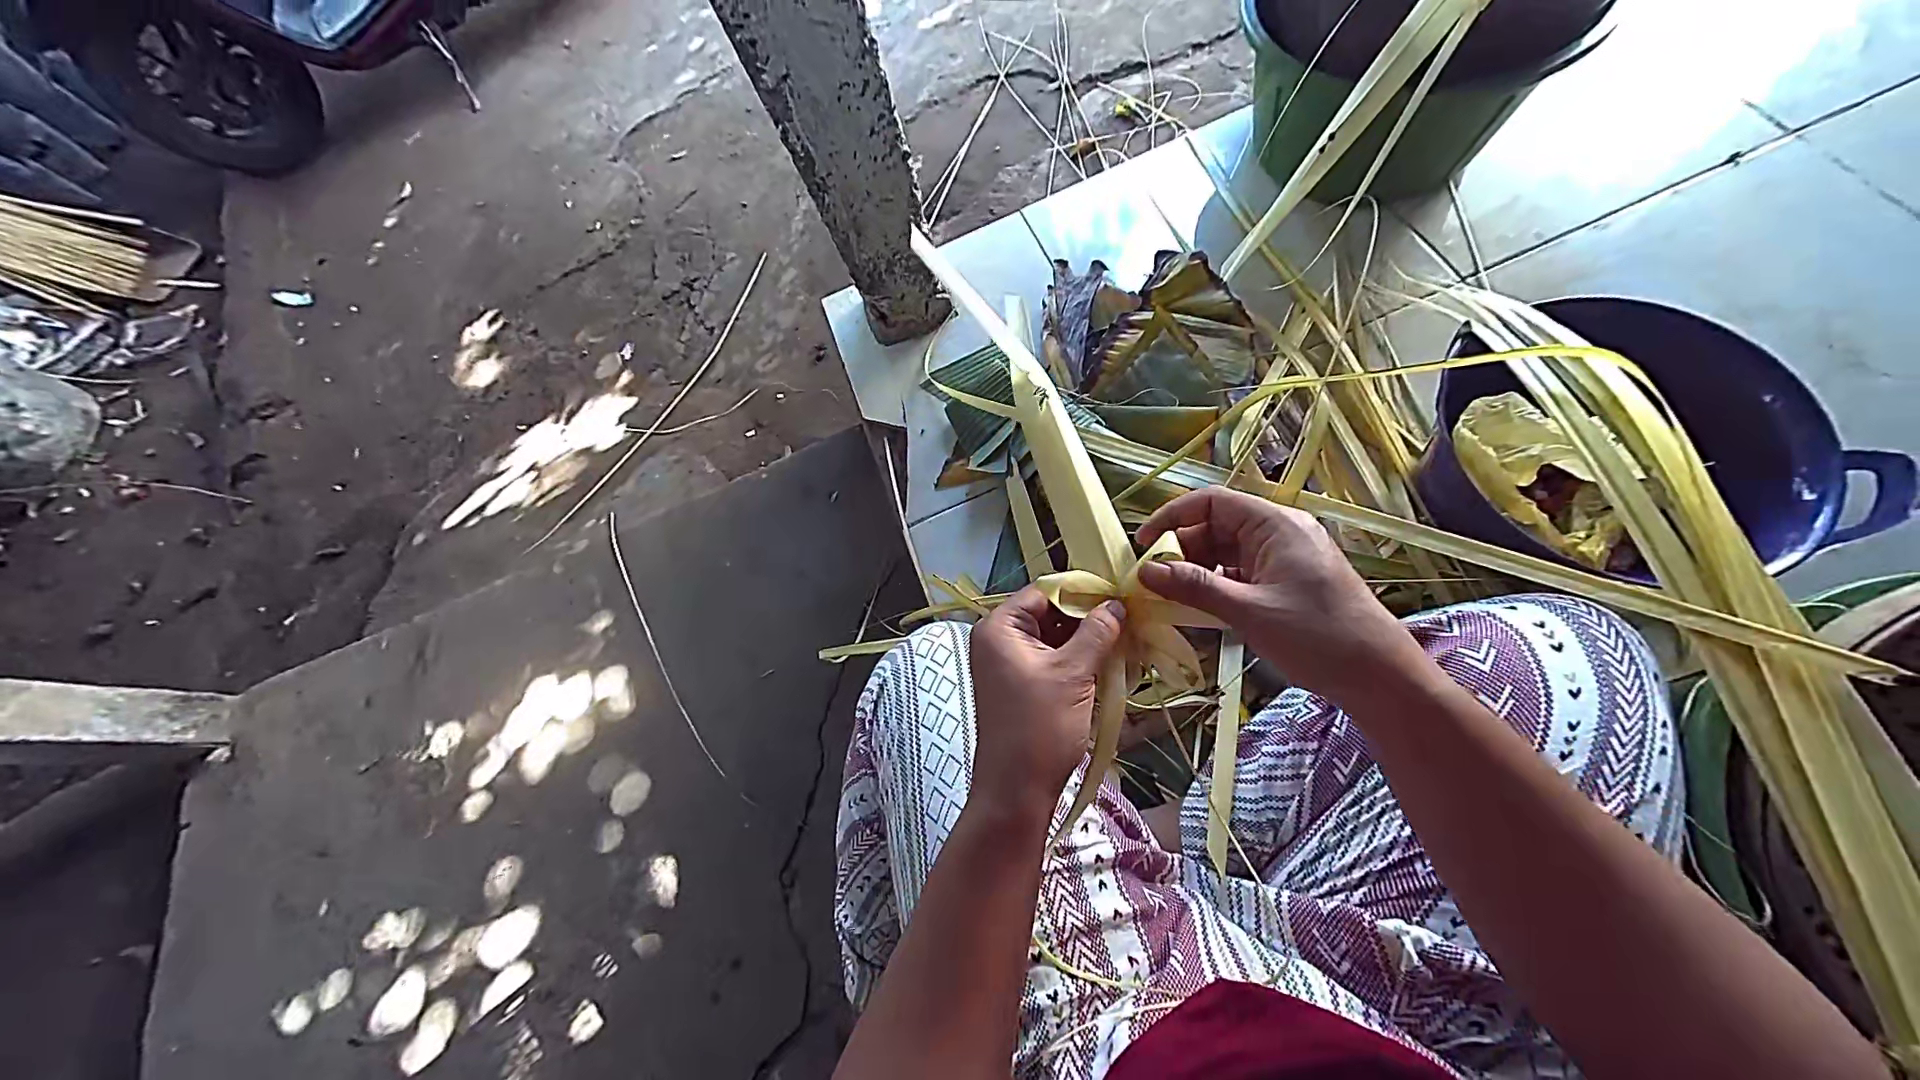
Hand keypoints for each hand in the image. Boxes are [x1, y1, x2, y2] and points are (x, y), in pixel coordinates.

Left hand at [967, 586, 1126, 818]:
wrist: (1016, 790)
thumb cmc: (1039, 727)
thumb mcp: (1073, 674)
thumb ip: (1097, 633)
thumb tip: (1117, 604)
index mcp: (999, 627)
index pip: (1044, 592)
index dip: (1082, 591)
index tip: (1119, 593)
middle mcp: (999, 639)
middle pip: (1049, 613)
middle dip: (1088, 616)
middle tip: (1129, 616)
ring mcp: (1009, 663)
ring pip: (1054, 637)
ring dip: (1087, 639)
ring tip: (1125, 637)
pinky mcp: (1023, 684)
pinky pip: (1053, 659)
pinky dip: (1078, 659)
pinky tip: (1109, 660)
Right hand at [1135, 488, 1421, 702]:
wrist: (1379, 676)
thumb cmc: (1318, 636)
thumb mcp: (1247, 611)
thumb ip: (1193, 586)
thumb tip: (1146, 571)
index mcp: (1275, 525)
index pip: (1211, 502)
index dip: (1172, 517)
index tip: (1143, 543)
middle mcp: (1279, 532)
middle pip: (1215, 527)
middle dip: (1181, 550)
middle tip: (1154, 580)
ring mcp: (1284, 558)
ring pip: (1225, 552)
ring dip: (1196, 571)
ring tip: (1170, 597)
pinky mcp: (1286, 581)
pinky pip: (1239, 573)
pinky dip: (1215, 585)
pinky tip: (1198, 607)